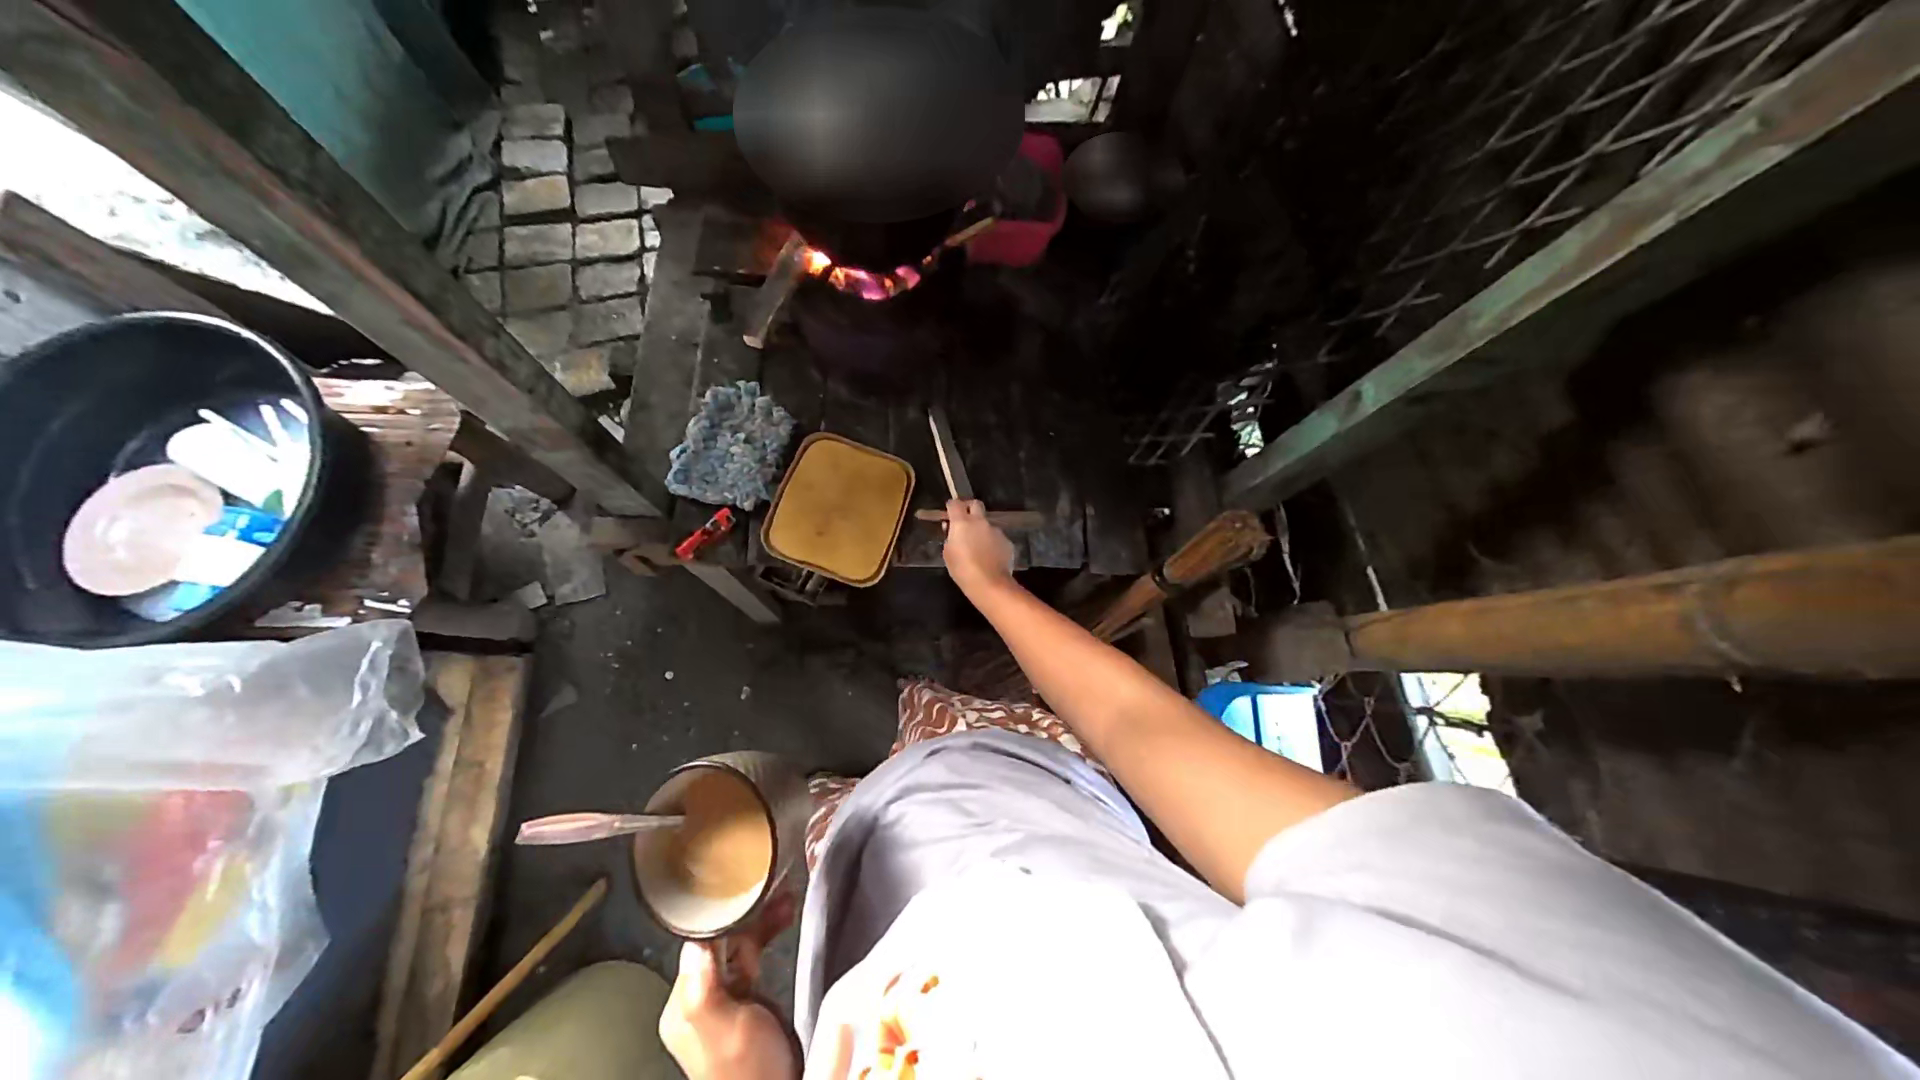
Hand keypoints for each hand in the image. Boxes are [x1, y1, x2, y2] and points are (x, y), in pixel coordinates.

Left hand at [660, 895, 799, 1079]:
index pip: (700, 945)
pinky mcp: (744, 1002)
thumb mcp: (728, 1031)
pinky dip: (766, 938)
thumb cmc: (752, 1072)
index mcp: (683, 1007)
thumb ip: (704, 990)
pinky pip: (750, 958)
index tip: (753, 897)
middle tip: (779, 897)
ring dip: (762, 923)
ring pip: (738, 947)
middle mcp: (697, 1000)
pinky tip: (783, 921)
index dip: (728, 918)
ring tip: (786, 904)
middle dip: (750, 918)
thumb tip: (694, 945)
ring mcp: (721, 1000)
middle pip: (721, 943)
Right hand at [941, 499, 1015, 595]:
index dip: (951, 507)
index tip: (949, 513)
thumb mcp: (948, 554)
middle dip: (969, 508)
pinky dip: (992, 543)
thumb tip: (951, 529)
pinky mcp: (1007, 541)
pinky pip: (996, 538)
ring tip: (979, 548)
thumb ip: (949, 538)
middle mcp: (980, 522)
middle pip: (976, 504)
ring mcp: (996, 531)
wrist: (990, 584)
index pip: (955, 504)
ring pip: (987, 524)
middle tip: (965, 521)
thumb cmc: (962, 570)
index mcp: (962, 523)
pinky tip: (990, 557)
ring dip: (982, 531)